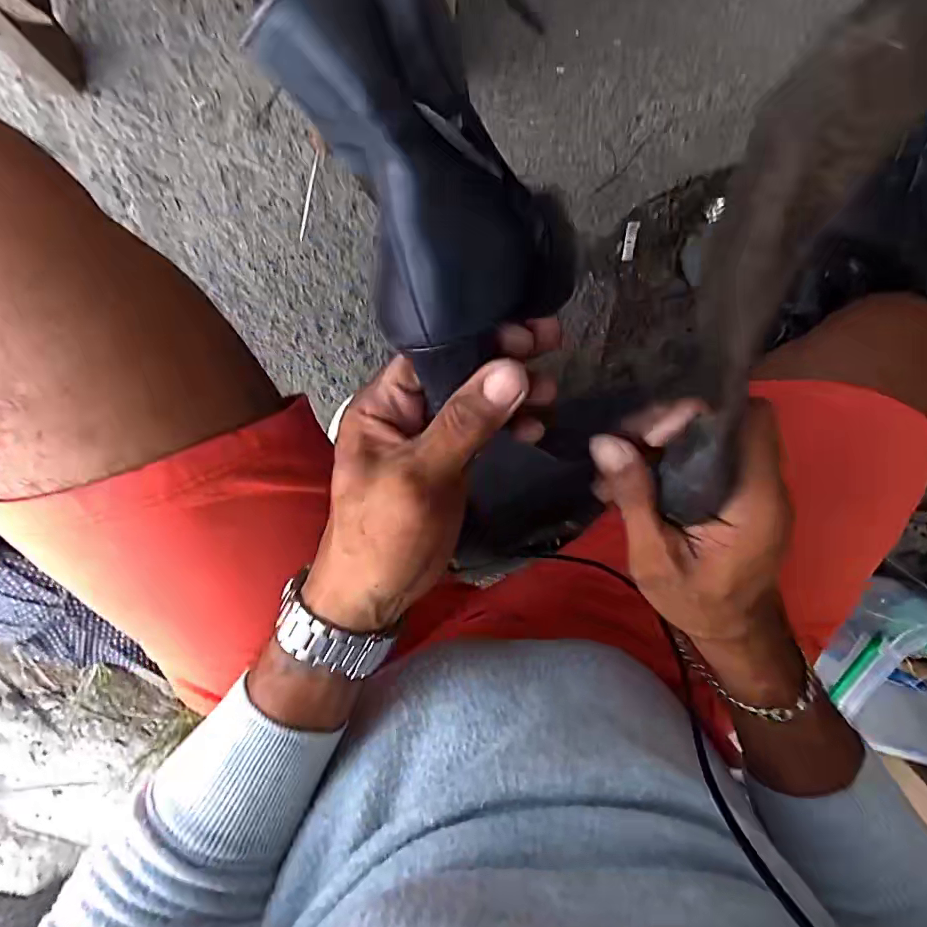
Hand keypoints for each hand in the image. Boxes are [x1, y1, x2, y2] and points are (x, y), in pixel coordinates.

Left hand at [303, 320, 562, 631]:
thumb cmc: (381, 534)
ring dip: (514, 394)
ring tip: (551, 393)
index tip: (526, 332)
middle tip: (551, 344)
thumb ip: (465, 423)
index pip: (433, 354)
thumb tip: (511, 370)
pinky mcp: (453, 464)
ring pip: (478, 402)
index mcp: (384, 405)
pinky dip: (511, 426)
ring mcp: (433, 439)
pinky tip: (536, 426)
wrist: (376, 593)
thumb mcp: (419, 475)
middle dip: (505, 360)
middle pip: (461, 373)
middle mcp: (408, 413)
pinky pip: (486, 433)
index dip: (479, 338)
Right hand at [587, 398, 791, 647]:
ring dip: (671, 438)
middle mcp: (766, 483)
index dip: (698, 413)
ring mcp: (759, 486)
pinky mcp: (745, 493)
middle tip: (626, 444)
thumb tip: (605, 443)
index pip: (748, 419)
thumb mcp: (654, 558)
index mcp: (755, 498)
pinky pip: (715, 455)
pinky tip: (640, 475)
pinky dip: (678, 455)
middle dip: (674, 422)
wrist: (734, 632)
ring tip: (624, 461)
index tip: (651, 436)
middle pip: (730, 420)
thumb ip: (635, 498)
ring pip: (720, 434)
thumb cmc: (695, 603)